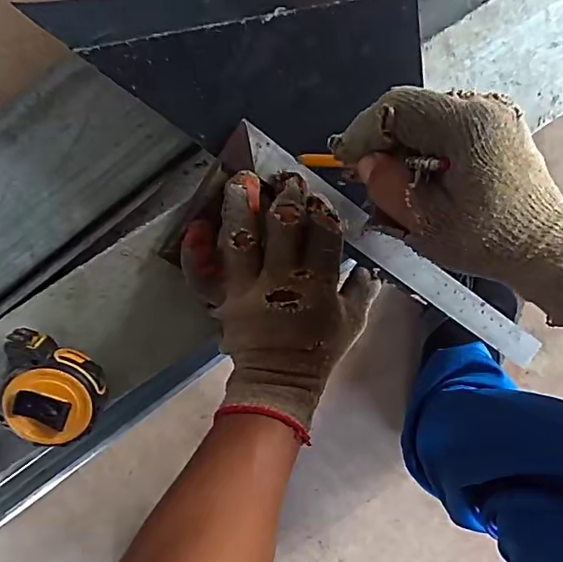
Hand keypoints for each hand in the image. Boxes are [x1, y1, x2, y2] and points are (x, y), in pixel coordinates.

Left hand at [180, 171, 379, 441]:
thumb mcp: (353, 322)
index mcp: (319, 285)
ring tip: (243, 181)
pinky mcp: (223, 298)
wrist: (279, 381)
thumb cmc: (318, 352)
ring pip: (241, 238)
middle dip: (286, 196)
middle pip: (283, 227)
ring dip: (241, 205)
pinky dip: (196, 250)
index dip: (320, 210)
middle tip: (286, 180)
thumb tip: (366, 263)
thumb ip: (362, 289)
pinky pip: (204, 272)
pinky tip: (198, 225)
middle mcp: (282, 281)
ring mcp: (248, 288)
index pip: (323, 235)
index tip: (317, 198)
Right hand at [331, 86, 562, 323]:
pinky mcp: (493, 129)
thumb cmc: (490, 241)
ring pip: (423, 119)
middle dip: (381, 143)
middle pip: (409, 110)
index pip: (395, 107)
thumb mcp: (426, 221)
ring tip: (394, 188)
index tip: (345, 162)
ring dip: (401, 149)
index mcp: (467, 124)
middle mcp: (481, 108)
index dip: (362, 133)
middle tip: (366, 179)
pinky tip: (420, 182)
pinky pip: (443, 128)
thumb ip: (387, 184)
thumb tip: (365, 162)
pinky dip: (423, 151)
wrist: (543, 249)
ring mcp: (491, 115)